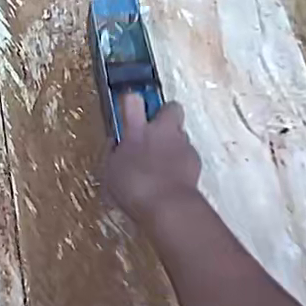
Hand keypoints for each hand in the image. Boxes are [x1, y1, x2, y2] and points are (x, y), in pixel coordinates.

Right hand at [103, 92, 201, 224]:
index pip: (133, 100)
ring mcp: (182, 143)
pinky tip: (171, 176)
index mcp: (137, 131)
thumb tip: (115, 144)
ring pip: (180, 132)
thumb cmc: (134, 190)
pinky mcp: (195, 159)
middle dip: (164, 114)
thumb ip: (112, 153)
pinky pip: (188, 152)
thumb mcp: (109, 173)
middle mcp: (162, 131)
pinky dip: (181, 160)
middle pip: (171, 107)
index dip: (131, 101)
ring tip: (161, 161)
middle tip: (153, 131)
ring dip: (172, 141)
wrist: (168, 206)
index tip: (129, 109)